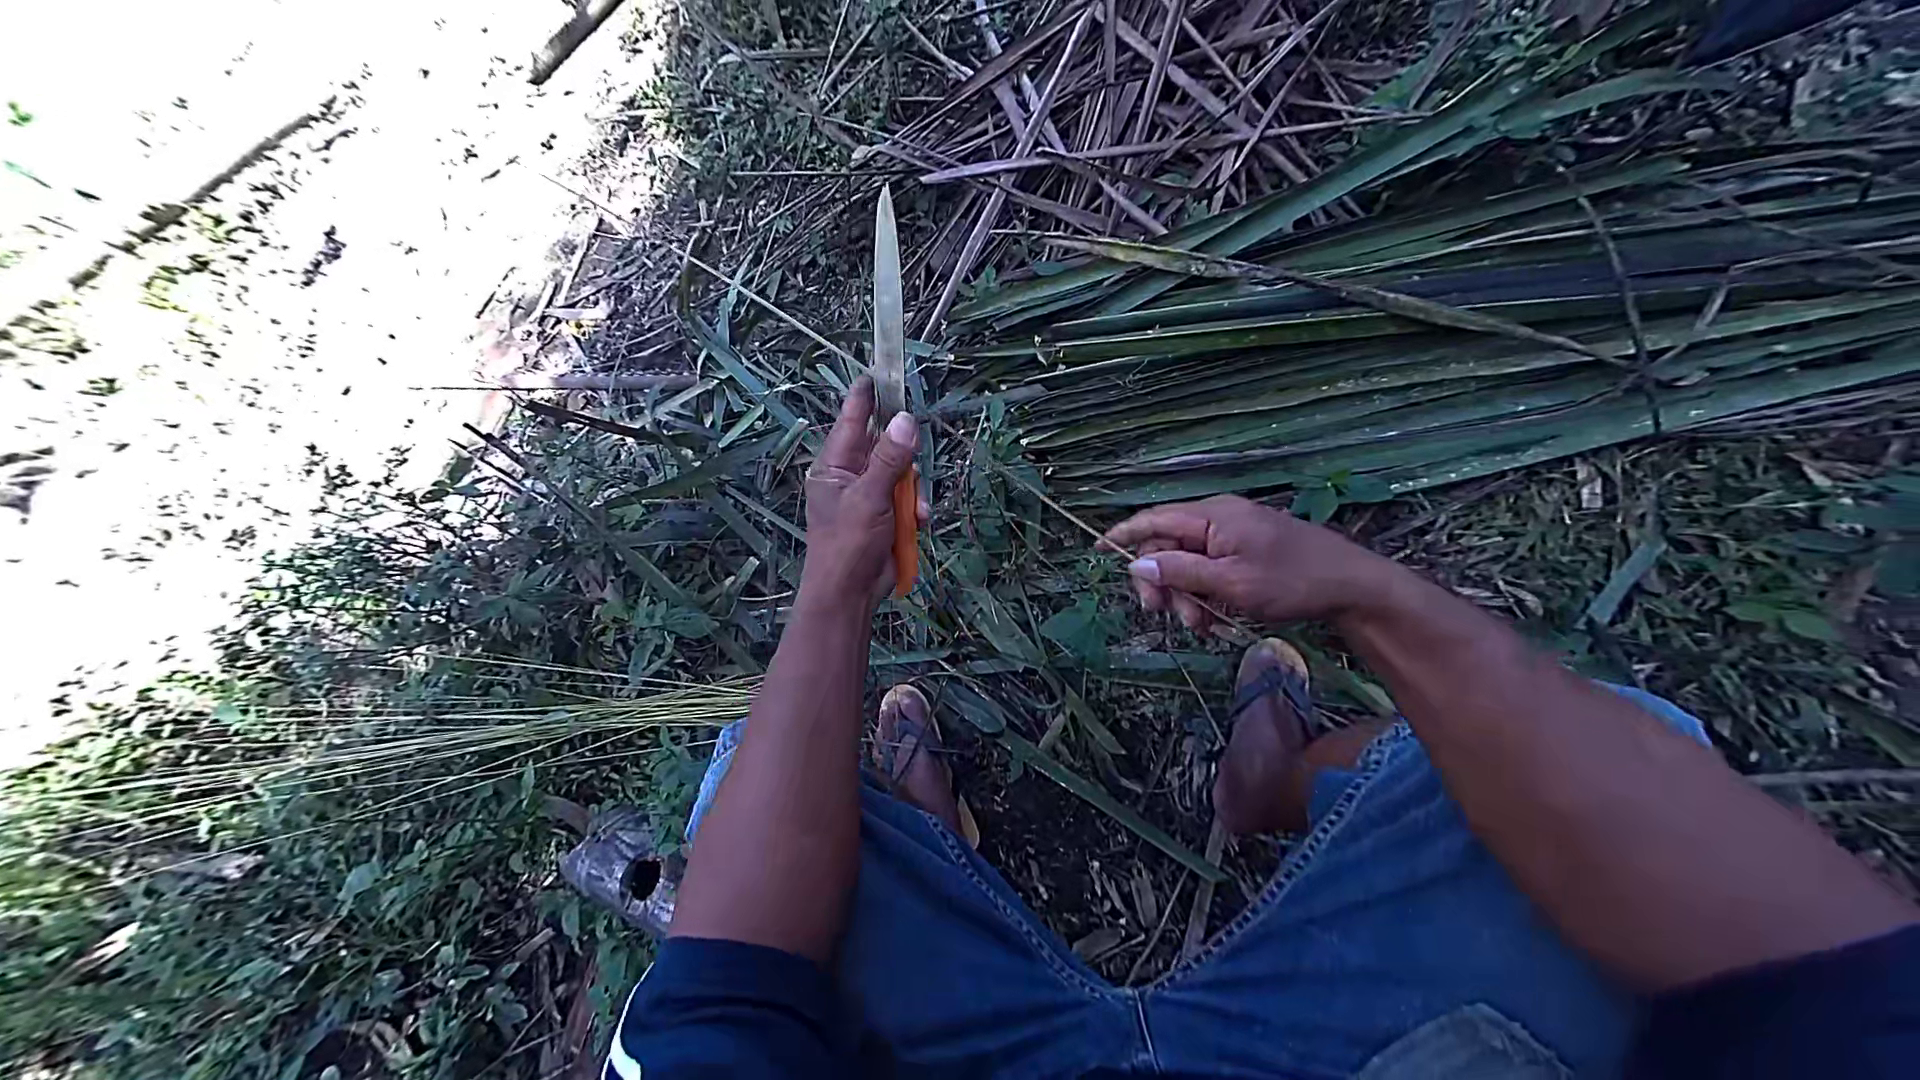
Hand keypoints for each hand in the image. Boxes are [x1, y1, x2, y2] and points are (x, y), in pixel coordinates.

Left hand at [801, 376, 928, 606]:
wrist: (850, 593)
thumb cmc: (847, 543)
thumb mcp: (869, 497)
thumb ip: (889, 459)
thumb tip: (906, 420)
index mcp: (834, 465)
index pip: (852, 420)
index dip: (867, 397)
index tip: (879, 373)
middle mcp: (851, 475)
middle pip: (886, 446)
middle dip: (904, 460)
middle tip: (911, 469)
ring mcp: (870, 496)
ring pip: (903, 474)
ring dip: (912, 492)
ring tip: (913, 513)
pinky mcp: (885, 515)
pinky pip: (907, 499)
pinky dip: (914, 510)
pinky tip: (916, 524)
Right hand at [1104, 495, 1397, 633]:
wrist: (1355, 587)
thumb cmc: (1292, 581)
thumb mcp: (1230, 582)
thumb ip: (1179, 571)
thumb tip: (1136, 563)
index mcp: (1213, 515)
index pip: (1154, 519)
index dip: (1123, 534)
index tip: (1096, 550)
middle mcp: (1219, 518)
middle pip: (1168, 546)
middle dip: (1163, 583)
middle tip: (1165, 616)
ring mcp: (1234, 535)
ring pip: (1188, 564)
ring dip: (1187, 596)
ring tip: (1203, 626)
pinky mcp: (1246, 551)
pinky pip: (1210, 570)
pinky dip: (1206, 595)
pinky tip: (1217, 619)